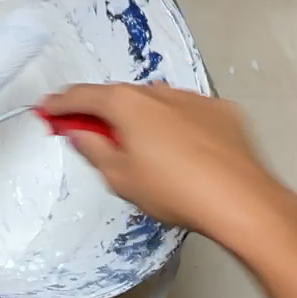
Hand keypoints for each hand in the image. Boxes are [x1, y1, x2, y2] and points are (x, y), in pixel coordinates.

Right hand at [38, 82, 296, 256]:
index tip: (49, 109)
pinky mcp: (222, 112)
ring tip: (144, 152)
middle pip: (117, 97)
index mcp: (125, 103)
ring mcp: (192, 99)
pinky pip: (188, 114)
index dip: (59, 104)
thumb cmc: (181, 192)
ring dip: (141, 120)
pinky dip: (177, 126)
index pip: (80, 96)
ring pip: (153, 105)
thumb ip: (92, 149)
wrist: (247, 205)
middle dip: (101, 114)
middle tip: (90, 133)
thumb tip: (80, 134)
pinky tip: (183, 154)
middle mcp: (156, 92)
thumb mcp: (120, 178)